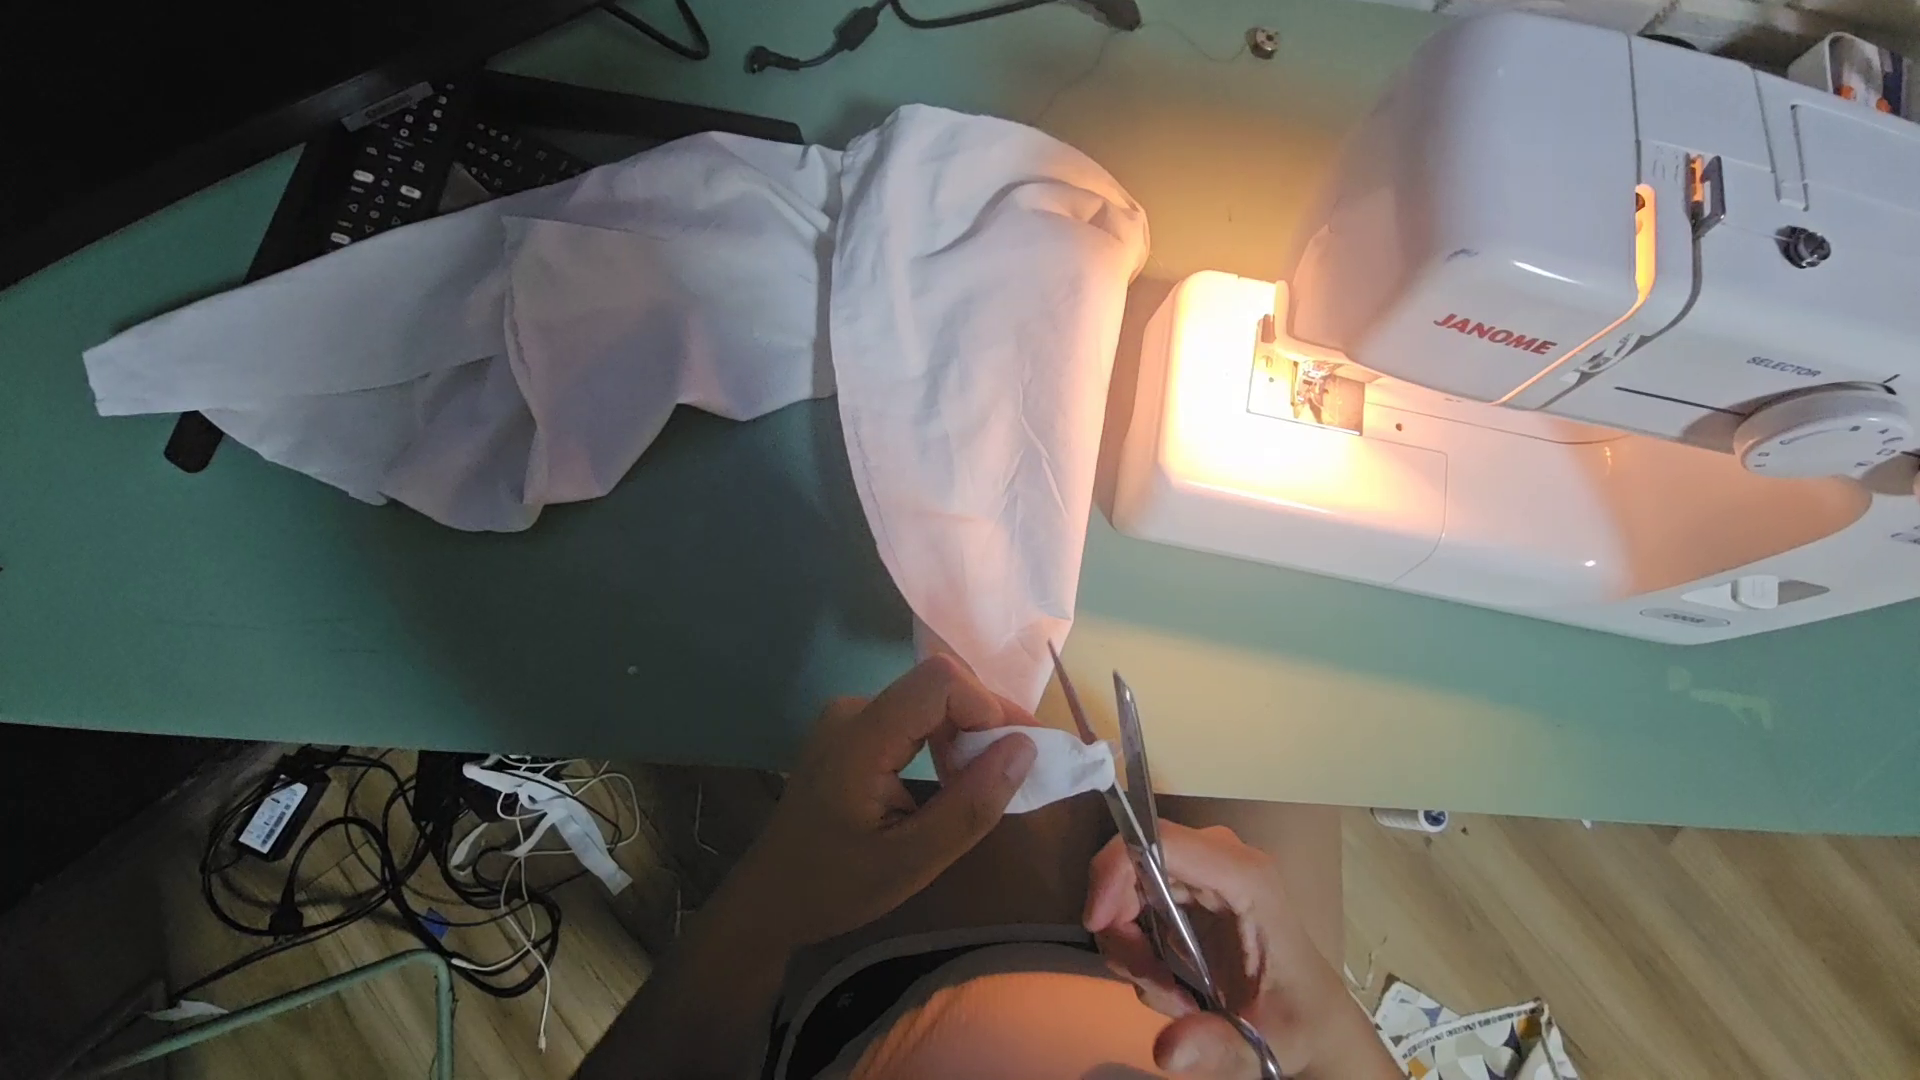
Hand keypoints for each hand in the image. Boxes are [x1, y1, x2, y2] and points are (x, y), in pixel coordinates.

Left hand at [716, 655, 1039, 948]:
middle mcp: (854, 709)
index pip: (940, 682)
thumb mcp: (912, 862)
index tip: (1017, 754)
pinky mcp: (854, 728)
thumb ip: (971, 806)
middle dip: (987, 718)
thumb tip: (1025, 749)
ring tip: (990, 776)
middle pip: (939, 685)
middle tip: (1017, 766)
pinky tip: (956, 773)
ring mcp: (850, 715)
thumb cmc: (835, 887)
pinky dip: (945, 737)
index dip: (988, 707)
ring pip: (931, 698)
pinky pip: (914, 714)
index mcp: (861, 736)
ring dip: (969, 729)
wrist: (770, 897)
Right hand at [1084, 822, 1398, 1078]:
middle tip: (1148, 981)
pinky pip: (1134, 900)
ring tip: (1170, 994)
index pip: (1164, 840)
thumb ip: (1219, 1045)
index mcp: (1246, 879)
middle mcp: (1218, 861)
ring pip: (1128, 884)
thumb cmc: (1300, 1022)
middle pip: (1133, 861)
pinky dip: (1136, 945)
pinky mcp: (1185, 889)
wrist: (1313, 1020)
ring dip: (1131, 943)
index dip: (1118, 867)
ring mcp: (1199, 872)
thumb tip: (1166, 1051)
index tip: (1098, 923)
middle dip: (1123, 924)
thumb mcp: (1269, 1044)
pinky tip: (1168, 981)